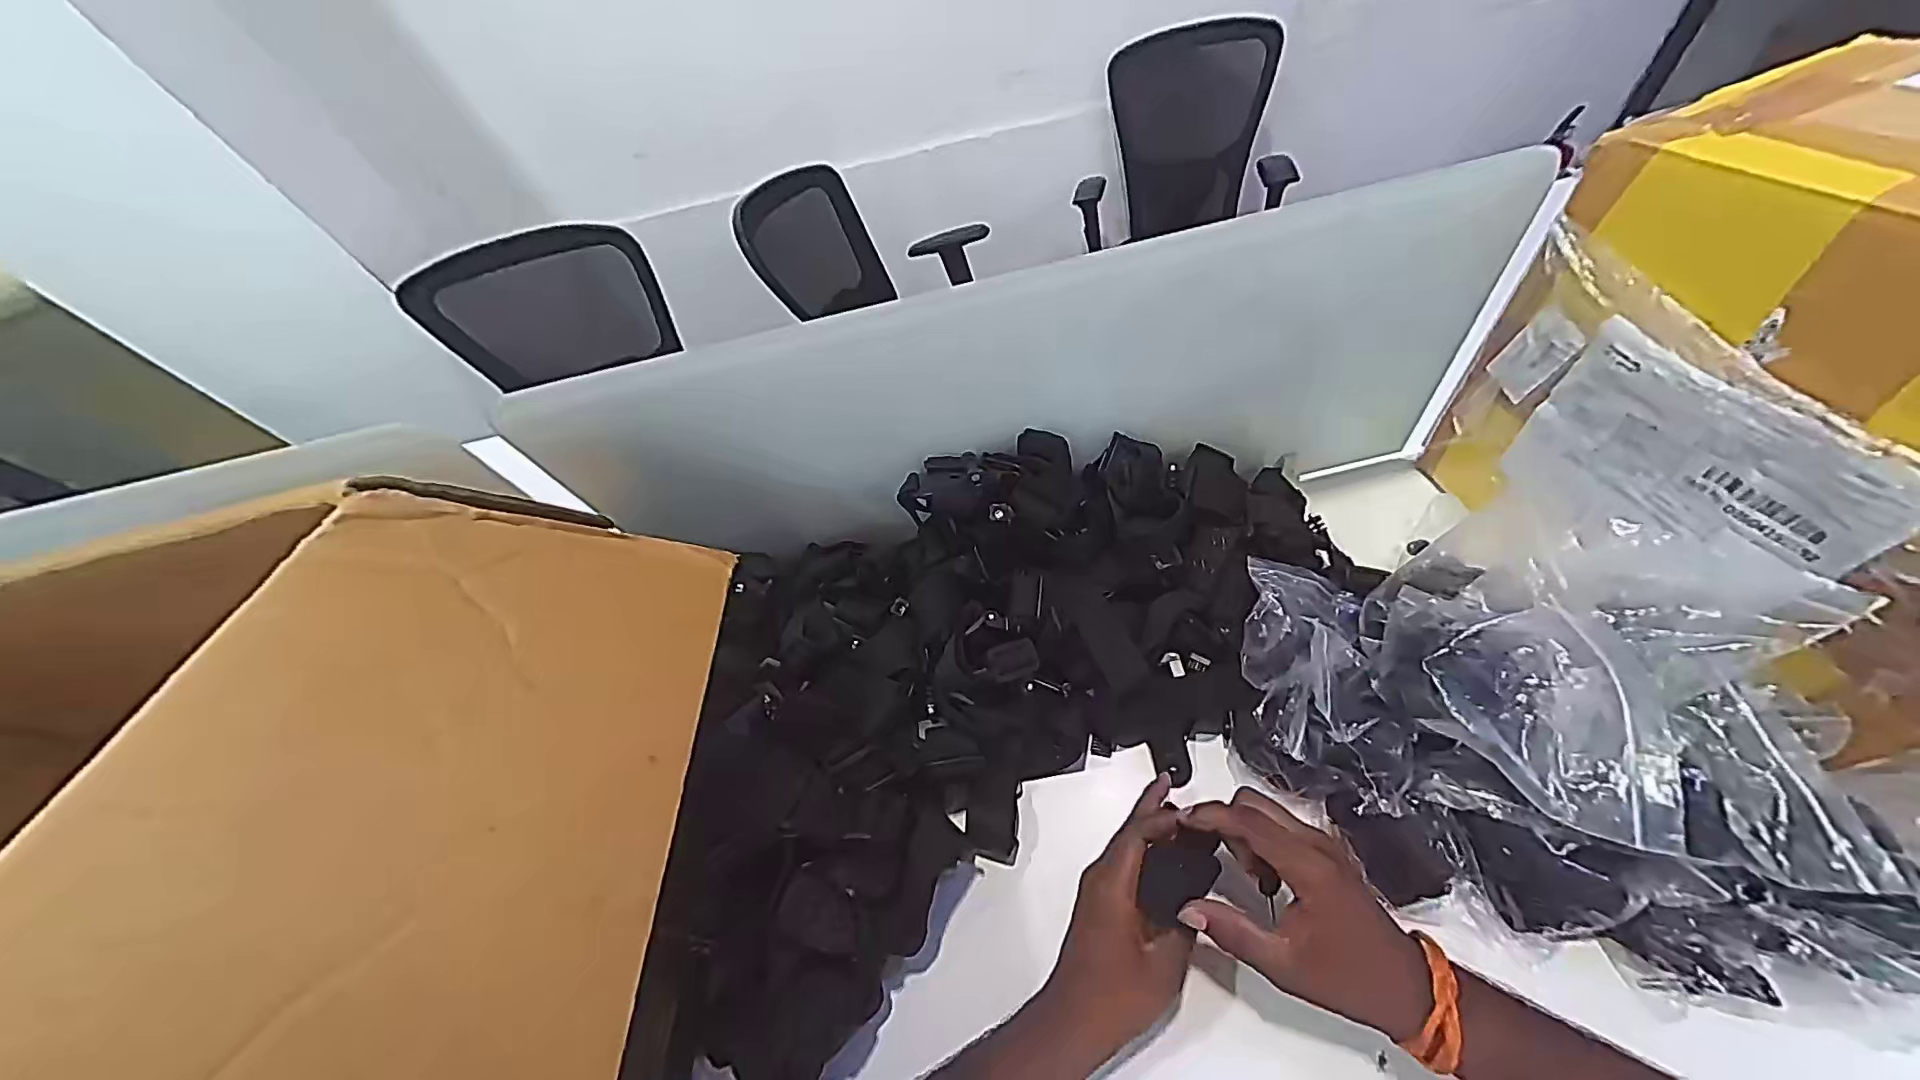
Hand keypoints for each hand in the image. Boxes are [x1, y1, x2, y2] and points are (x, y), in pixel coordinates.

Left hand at [1035, 773, 1193, 1057]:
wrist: (1075, 1017)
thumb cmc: (1107, 996)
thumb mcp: (1163, 962)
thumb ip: (1183, 925)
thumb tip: (1194, 904)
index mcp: (1111, 883)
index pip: (1136, 832)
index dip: (1161, 814)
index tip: (1185, 806)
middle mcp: (1099, 879)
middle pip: (1127, 831)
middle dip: (1151, 807)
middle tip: (1170, 785)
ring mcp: (1097, 890)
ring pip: (1125, 845)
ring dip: (1147, 827)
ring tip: (1173, 813)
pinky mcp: (1100, 903)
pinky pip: (1123, 862)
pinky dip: (1142, 849)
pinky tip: (1161, 855)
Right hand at [1178, 787, 1432, 1041]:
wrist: (1405, 988)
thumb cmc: (1354, 978)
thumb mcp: (1282, 964)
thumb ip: (1230, 931)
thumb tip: (1191, 909)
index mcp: (1308, 866)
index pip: (1247, 820)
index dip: (1208, 815)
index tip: (1183, 820)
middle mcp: (1318, 846)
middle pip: (1253, 803)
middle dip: (1224, 820)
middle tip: (1212, 851)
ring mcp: (1324, 846)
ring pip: (1266, 811)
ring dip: (1243, 831)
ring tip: (1246, 874)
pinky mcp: (1326, 852)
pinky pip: (1281, 826)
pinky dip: (1260, 838)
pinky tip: (1263, 875)